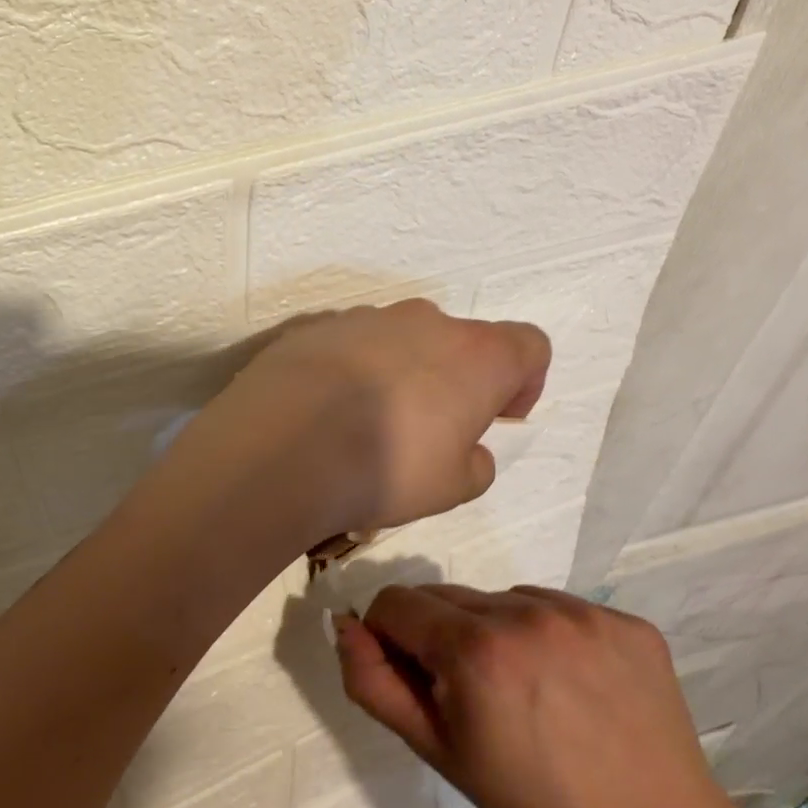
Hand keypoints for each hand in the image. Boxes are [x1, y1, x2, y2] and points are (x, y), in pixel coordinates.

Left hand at [141, 299, 549, 564]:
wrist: (280, 446)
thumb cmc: (384, 467)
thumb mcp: (453, 487)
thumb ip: (475, 462)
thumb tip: (466, 450)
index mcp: (476, 353)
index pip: (527, 345)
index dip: (521, 380)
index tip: (497, 415)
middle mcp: (421, 321)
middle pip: (452, 339)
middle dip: (448, 376)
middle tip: (425, 426)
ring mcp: (358, 319)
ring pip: (392, 339)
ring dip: (392, 370)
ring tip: (361, 422)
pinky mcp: (307, 330)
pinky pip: (340, 347)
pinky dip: (341, 370)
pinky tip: (319, 411)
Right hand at [336, 585, 807, 807]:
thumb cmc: (528, 795)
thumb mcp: (431, 746)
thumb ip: (370, 680)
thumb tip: (344, 624)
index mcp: (474, 648)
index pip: (393, 601)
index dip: (390, 638)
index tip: (417, 678)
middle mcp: (527, 614)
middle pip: (444, 594)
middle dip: (440, 632)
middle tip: (470, 689)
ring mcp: (584, 614)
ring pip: (499, 597)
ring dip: (493, 629)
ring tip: (523, 686)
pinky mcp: (626, 621)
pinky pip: (556, 605)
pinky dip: (546, 633)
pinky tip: (567, 681)